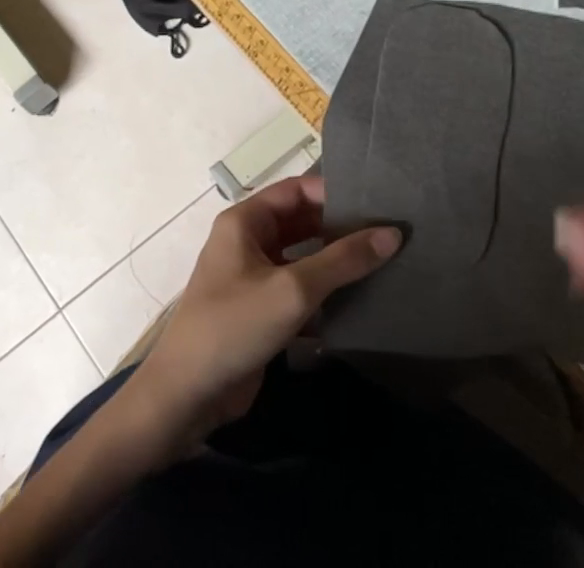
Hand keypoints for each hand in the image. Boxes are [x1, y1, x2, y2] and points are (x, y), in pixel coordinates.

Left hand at [126, 174, 400, 450]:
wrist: (190, 392)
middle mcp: (247, 243)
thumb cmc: (235, 326)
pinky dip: (328, 295)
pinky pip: (301, 293)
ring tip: (390, 265)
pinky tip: (365, 304)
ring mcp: (254, 278)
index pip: (296, 190)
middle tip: (392, 236)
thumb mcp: (293, 289)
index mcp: (244, 222)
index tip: (379, 204)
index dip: (334, 193)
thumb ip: (343, 260)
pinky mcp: (262, 312)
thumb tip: (392, 233)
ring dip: (338, 264)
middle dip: (342, 229)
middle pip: (302, 223)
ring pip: (304, 259)